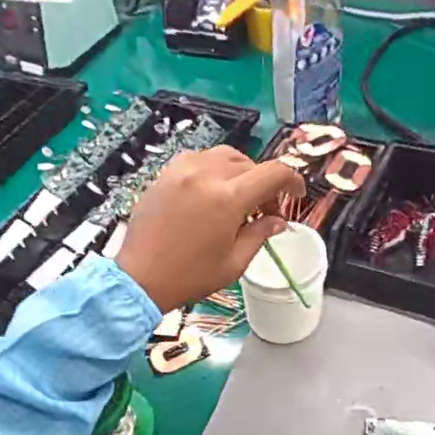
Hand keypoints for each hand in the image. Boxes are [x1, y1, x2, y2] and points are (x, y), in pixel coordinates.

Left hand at [116, 145, 302, 311]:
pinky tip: (209, 192)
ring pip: (223, 156)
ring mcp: (181, 171)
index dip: (292, 180)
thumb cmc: (189, 277)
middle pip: (249, 164)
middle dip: (263, 183)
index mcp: (228, 198)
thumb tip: (277, 221)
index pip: (273, 173)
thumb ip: (259, 235)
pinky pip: (197, 159)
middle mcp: (206, 175)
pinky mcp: (164, 175)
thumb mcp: (233, 263)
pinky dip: (211, 169)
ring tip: (236, 199)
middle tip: (262, 211)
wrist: (139, 279)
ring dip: (238, 172)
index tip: (295, 194)